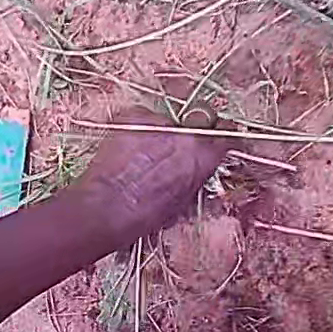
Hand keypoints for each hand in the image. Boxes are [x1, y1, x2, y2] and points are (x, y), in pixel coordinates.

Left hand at [71, 108, 228, 242]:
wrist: (105, 208)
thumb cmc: (144, 216)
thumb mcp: (183, 202)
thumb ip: (197, 176)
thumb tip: (199, 170)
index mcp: (203, 156)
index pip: (227, 134)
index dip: (223, 137)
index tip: (218, 140)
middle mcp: (185, 133)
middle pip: (202, 116)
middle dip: (198, 127)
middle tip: (182, 143)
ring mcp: (158, 121)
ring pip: (169, 120)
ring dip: (162, 133)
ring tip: (144, 155)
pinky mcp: (133, 115)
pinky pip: (142, 118)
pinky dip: (138, 131)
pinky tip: (128, 150)